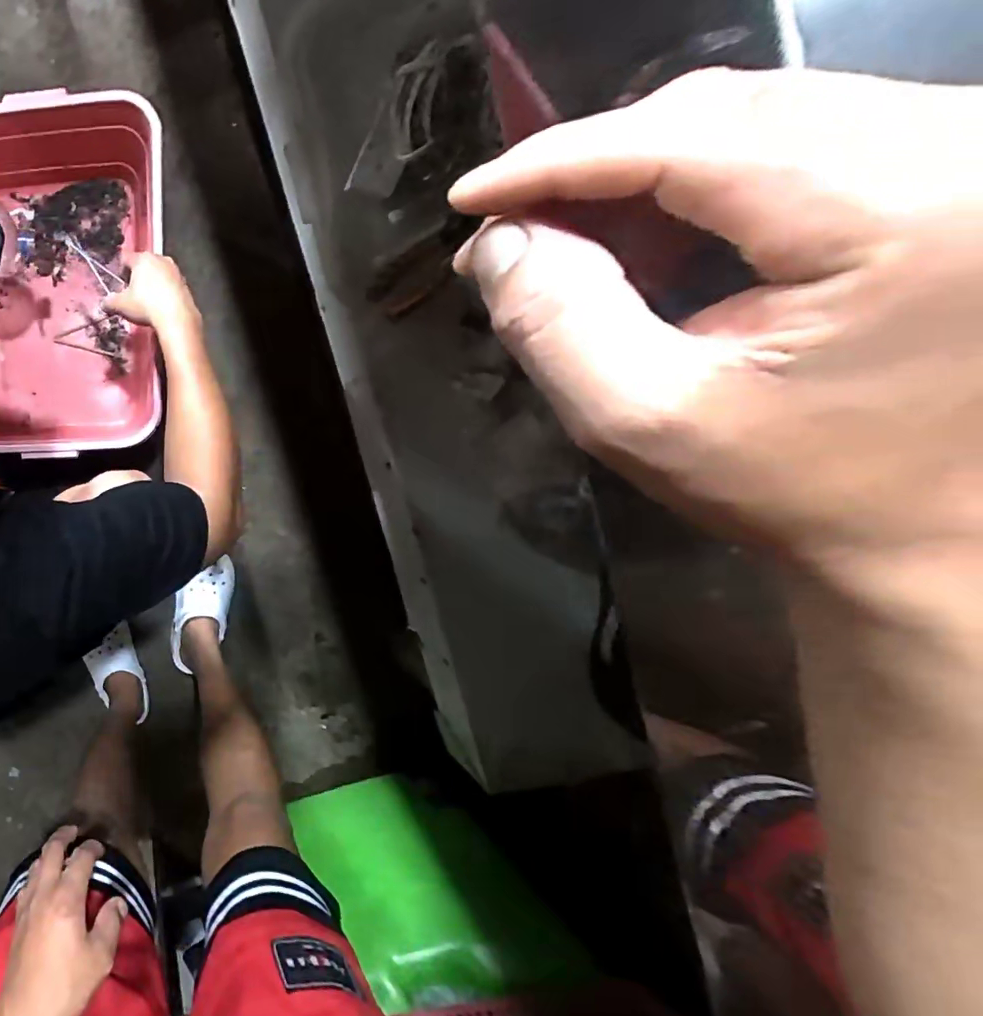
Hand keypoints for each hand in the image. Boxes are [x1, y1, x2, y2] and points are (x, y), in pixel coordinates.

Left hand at [0, 827, 127, 1015]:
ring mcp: (26, 905)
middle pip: (50, 853)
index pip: (79, 861)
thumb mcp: (100, 957)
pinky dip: (37, 871)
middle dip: (62, 837)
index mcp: (66, 898)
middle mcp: (43, 893)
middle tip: (74, 830)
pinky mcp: (17, 918)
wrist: (26, 1010)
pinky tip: (42, 879)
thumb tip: (117, 901)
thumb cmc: (68, 985)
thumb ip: (110, 923)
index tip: (100, 845)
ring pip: (35, 865)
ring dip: (47, 853)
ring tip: (59, 851)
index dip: (90, 849)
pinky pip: (27, 882)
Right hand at [103, 252, 201, 330]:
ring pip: (157, 272)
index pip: (125, 257)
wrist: (176, 316)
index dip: (119, 268)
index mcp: (142, 258)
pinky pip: (168, 283)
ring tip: (145, 300)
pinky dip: (162, 290)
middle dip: (136, 275)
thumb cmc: (145, 305)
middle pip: (143, 263)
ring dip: (150, 282)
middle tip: (130, 292)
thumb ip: (109, 301)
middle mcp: (159, 258)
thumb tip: (104, 302)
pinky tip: (159, 304)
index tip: (117, 280)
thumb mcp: (121, 305)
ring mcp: (174, 269)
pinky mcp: (184, 281)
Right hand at [449, 69, 982, 600]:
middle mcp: (965, 144)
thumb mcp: (640, 416)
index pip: (692, 139)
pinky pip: (787, 141)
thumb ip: (556, 324)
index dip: (559, 159)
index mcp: (905, 209)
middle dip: (587, 165)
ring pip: (751, 116)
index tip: (468, 198)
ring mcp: (968, 149)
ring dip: (629, 176)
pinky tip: (631, 242)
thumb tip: (498, 243)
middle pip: (724, 109)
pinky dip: (683, 185)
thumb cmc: (793, 484)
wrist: (943, 521)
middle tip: (502, 231)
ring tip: (552, 244)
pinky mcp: (952, 168)